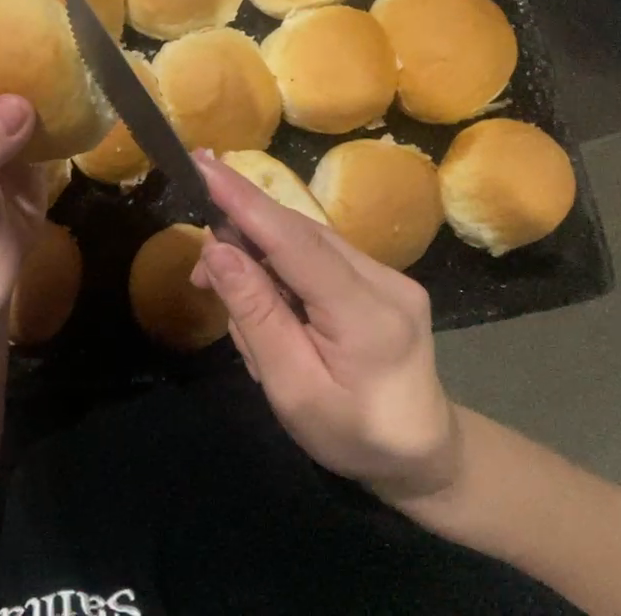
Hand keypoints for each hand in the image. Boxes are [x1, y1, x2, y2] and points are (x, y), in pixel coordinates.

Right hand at [187, 151, 461, 502]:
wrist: (423, 457)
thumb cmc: (351, 434)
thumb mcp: (291, 388)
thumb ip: (254, 315)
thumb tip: (216, 249)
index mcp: (367, 315)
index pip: (295, 242)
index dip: (244, 201)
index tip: (202, 163)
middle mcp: (385, 281)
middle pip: (296, 234)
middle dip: (239, 236)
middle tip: (197, 275)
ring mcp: (387, 277)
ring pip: (301, 240)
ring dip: (255, 256)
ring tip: (233, 305)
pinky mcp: (380, 280)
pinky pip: (314, 254)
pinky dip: (276, 265)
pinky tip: (264, 299)